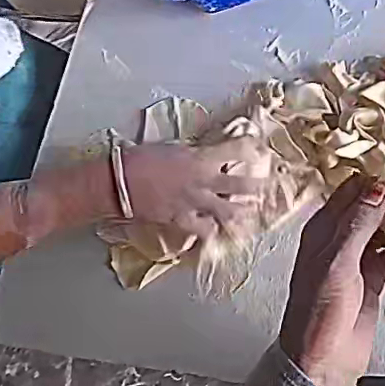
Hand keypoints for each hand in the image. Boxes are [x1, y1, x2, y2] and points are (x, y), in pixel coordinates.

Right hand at [119, 136, 266, 238]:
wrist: (116, 182)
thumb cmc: (140, 159)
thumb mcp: (172, 148)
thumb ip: (194, 154)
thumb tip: (207, 155)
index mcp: (201, 158)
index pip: (235, 150)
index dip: (251, 151)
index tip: (261, 151)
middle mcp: (204, 181)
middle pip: (240, 185)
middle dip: (257, 188)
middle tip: (268, 189)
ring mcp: (195, 202)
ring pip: (228, 211)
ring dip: (242, 213)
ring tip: (252, 214)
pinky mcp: (182, 219)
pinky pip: (203, 230)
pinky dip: (212, 234)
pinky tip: (220, 237)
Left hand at [278, 175, 384, 385]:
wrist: (325, 362)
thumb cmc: (320, 313)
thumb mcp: (337, 263)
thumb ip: (358, 225)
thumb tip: (378, 189)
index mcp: (322, 231)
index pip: (348, 192)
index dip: (371, 178)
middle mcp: (339, 241)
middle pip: (369, 208)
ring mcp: (357, 260)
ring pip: (383, 230)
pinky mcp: (373, 278)